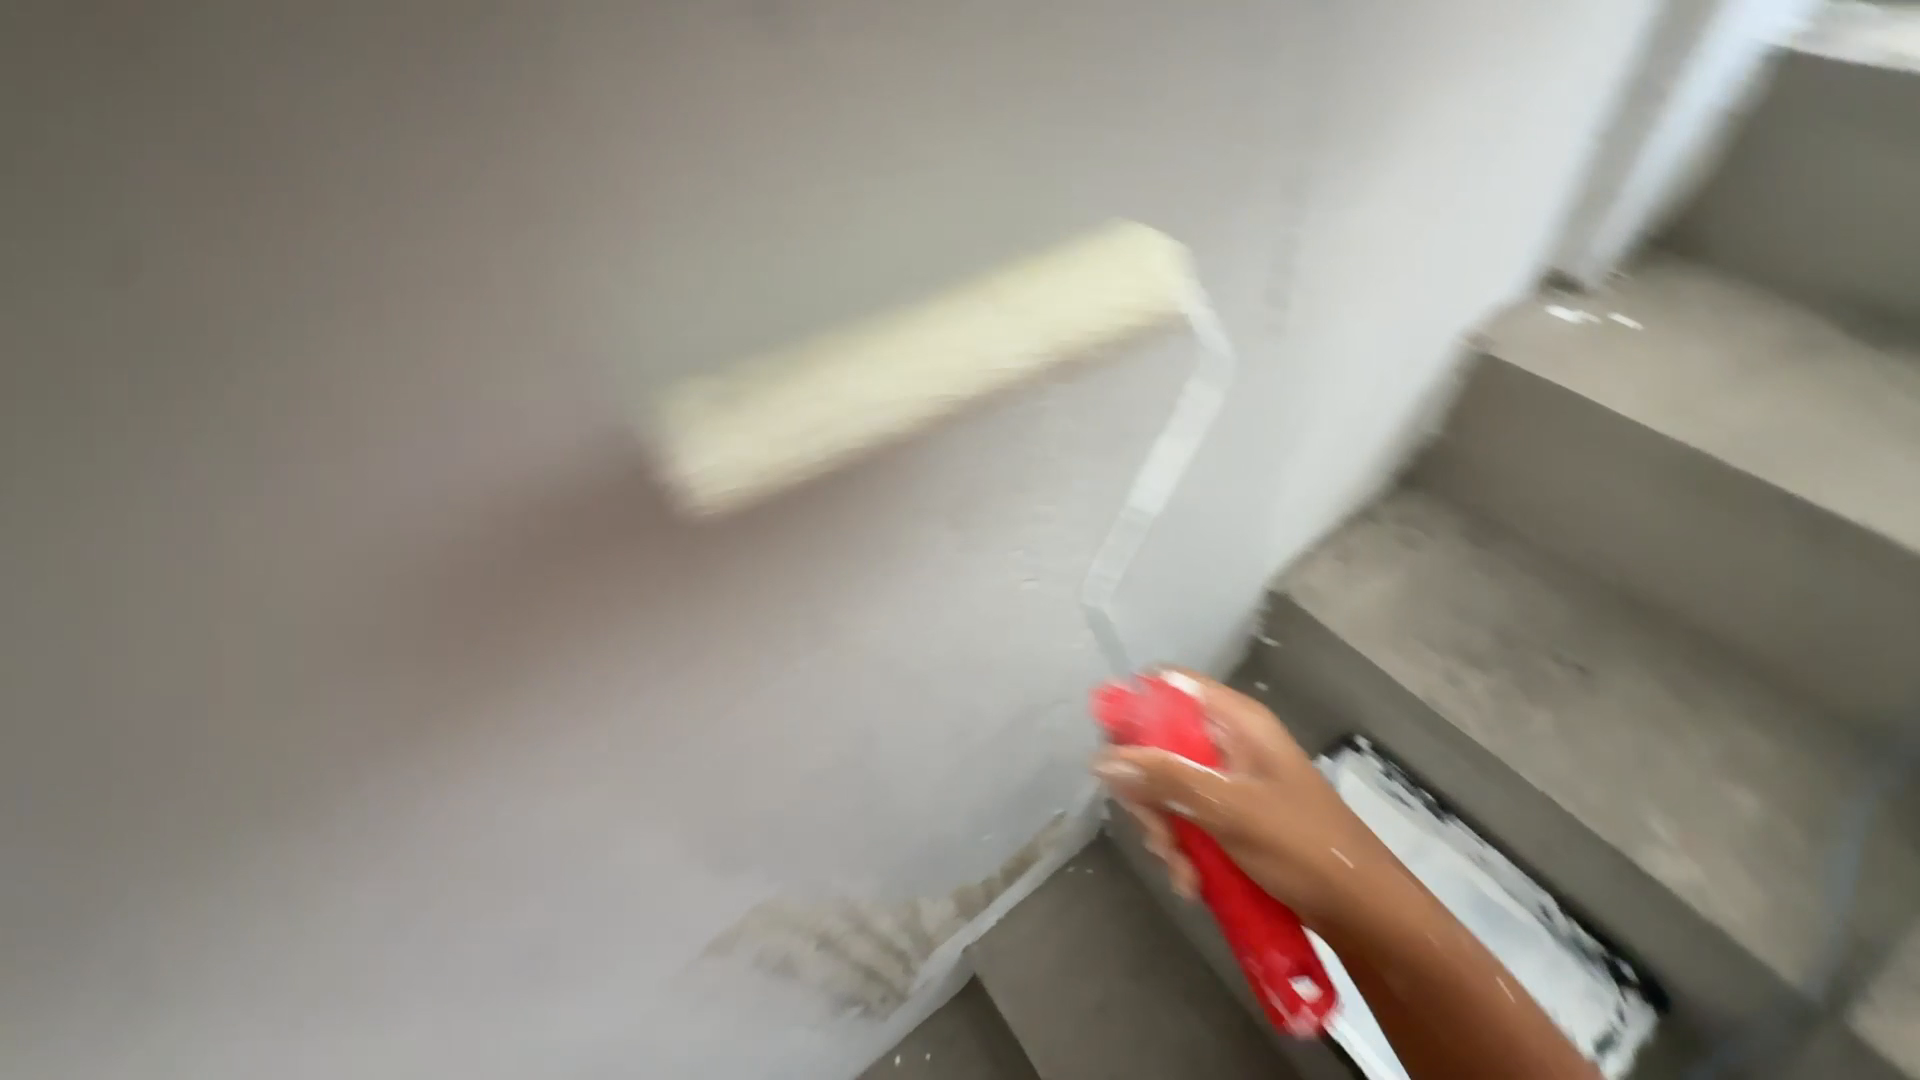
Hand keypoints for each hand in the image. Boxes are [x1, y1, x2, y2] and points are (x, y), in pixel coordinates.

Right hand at [1091, 670, 1394, 927]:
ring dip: (1165, 831)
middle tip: (1157, 833)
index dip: (1134, 711)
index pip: (1168, 688)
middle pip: (1159, 745)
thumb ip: (1165, 779)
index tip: (1115, 754)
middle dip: (1148, 793)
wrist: (1365, 913)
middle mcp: (1230, 743)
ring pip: (1168, 788)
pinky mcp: (1231, 816)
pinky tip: (1192, 883)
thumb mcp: (1228, 810)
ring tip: (1182, 871)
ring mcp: (1230, 781)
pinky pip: (1187, 819)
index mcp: (1237, 722)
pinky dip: (1183, 849)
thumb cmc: (1304, 848)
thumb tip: (1102, 758)